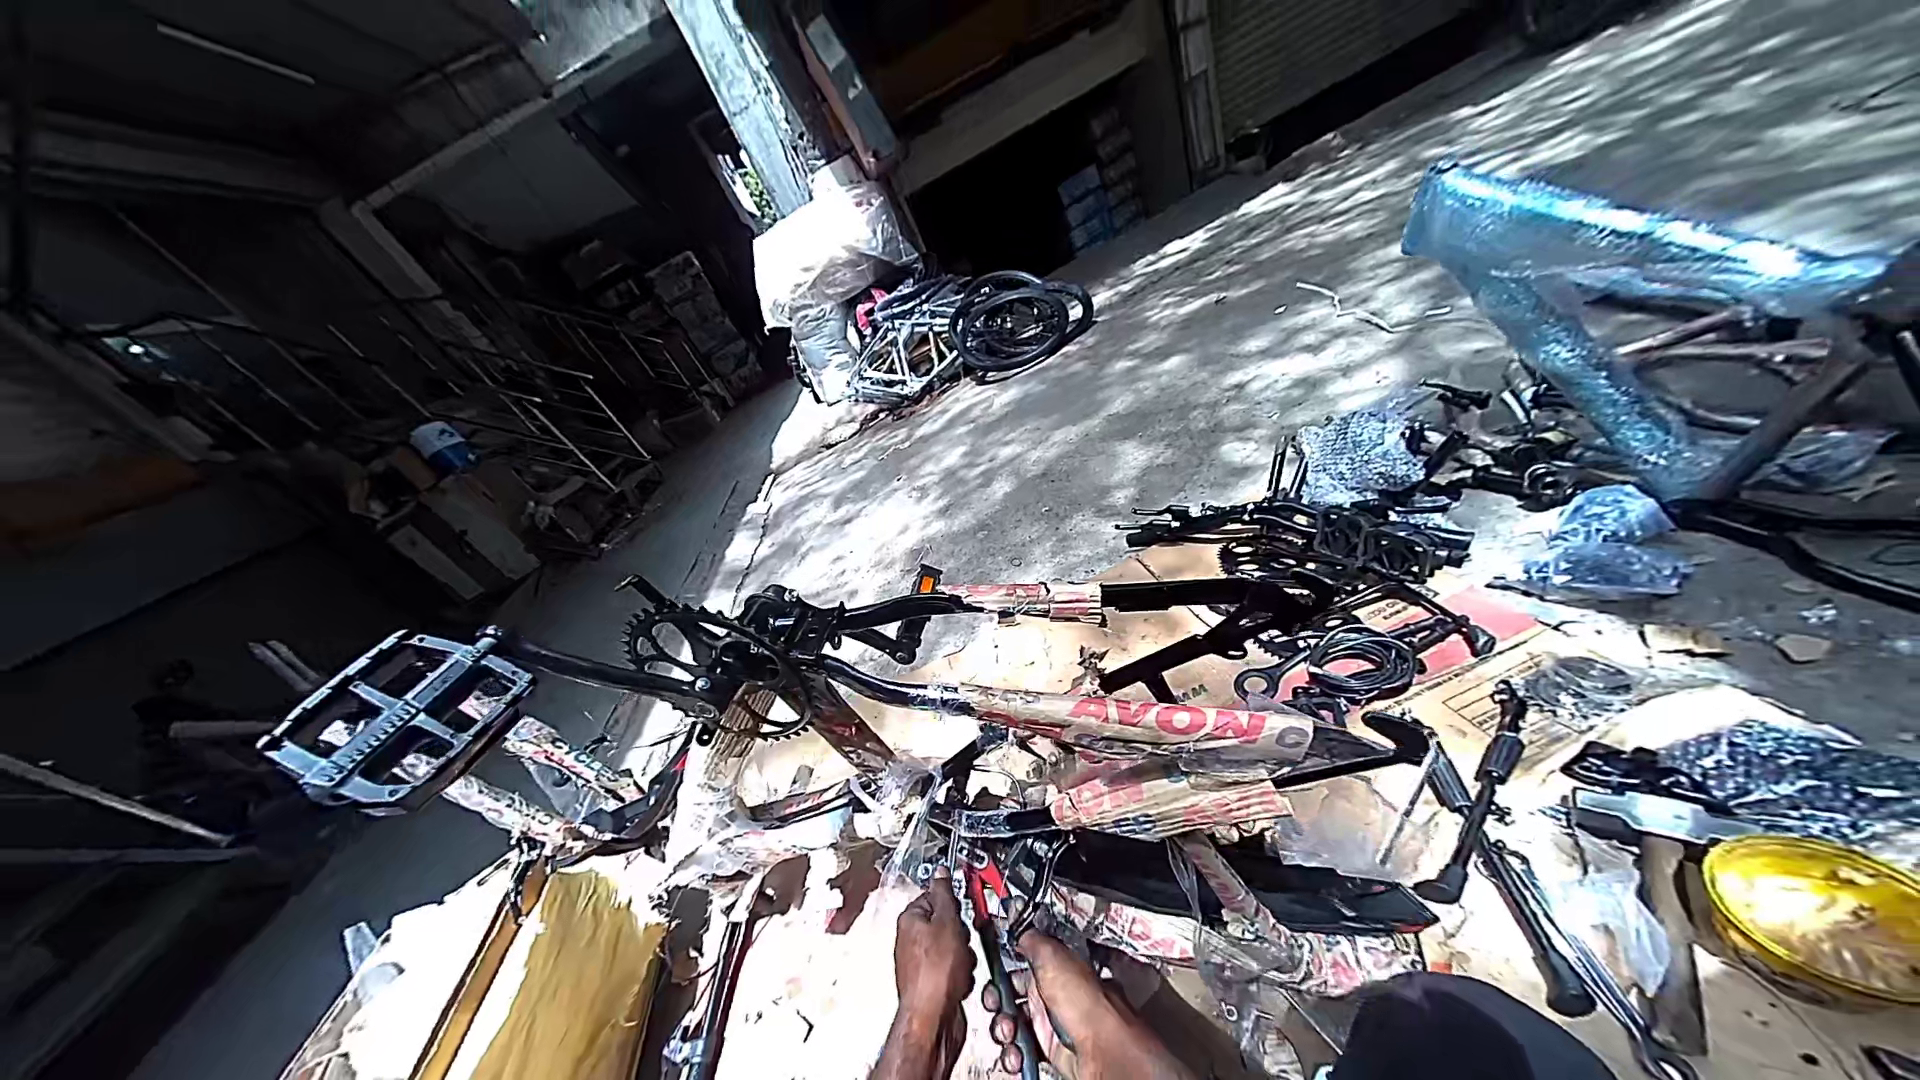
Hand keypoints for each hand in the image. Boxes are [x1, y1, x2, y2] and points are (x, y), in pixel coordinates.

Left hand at [871, 869, 973, 1079]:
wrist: (934, 1020)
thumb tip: (941, 872)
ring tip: (960, 967)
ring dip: (964, 956)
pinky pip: (954, 969)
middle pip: (948, 922)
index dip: (953, 903)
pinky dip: (961, 975)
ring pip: (955, 947)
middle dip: (961, 933)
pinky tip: (959, 982)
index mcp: (910, 919)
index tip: (962, 908)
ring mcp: (921, 963)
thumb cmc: (934, 975)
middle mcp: (911, 940)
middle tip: (961, 942)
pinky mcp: (932, 983)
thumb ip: (945, 893)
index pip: (935, 895)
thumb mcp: (947, 921)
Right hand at [981, 929, 1194, 1078]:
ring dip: (1005, 1026)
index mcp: (1061, 964)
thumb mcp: (1053, 957)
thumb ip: (1032, 939)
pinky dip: (1015, 1052)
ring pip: (1018, 1021)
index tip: (993, 968)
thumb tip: (1017, 922)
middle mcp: (1059, 993)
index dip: (1007, 960)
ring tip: (1007, 1032)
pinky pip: (1025, 1050)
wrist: (1106, 1055)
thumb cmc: (1089, 1005)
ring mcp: (1057, 1025)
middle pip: (1018, 991)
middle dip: (1001, 997)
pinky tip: (1015, 1052)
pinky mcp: (1054, 1055)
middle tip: (996, 1002)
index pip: (1027, 955)